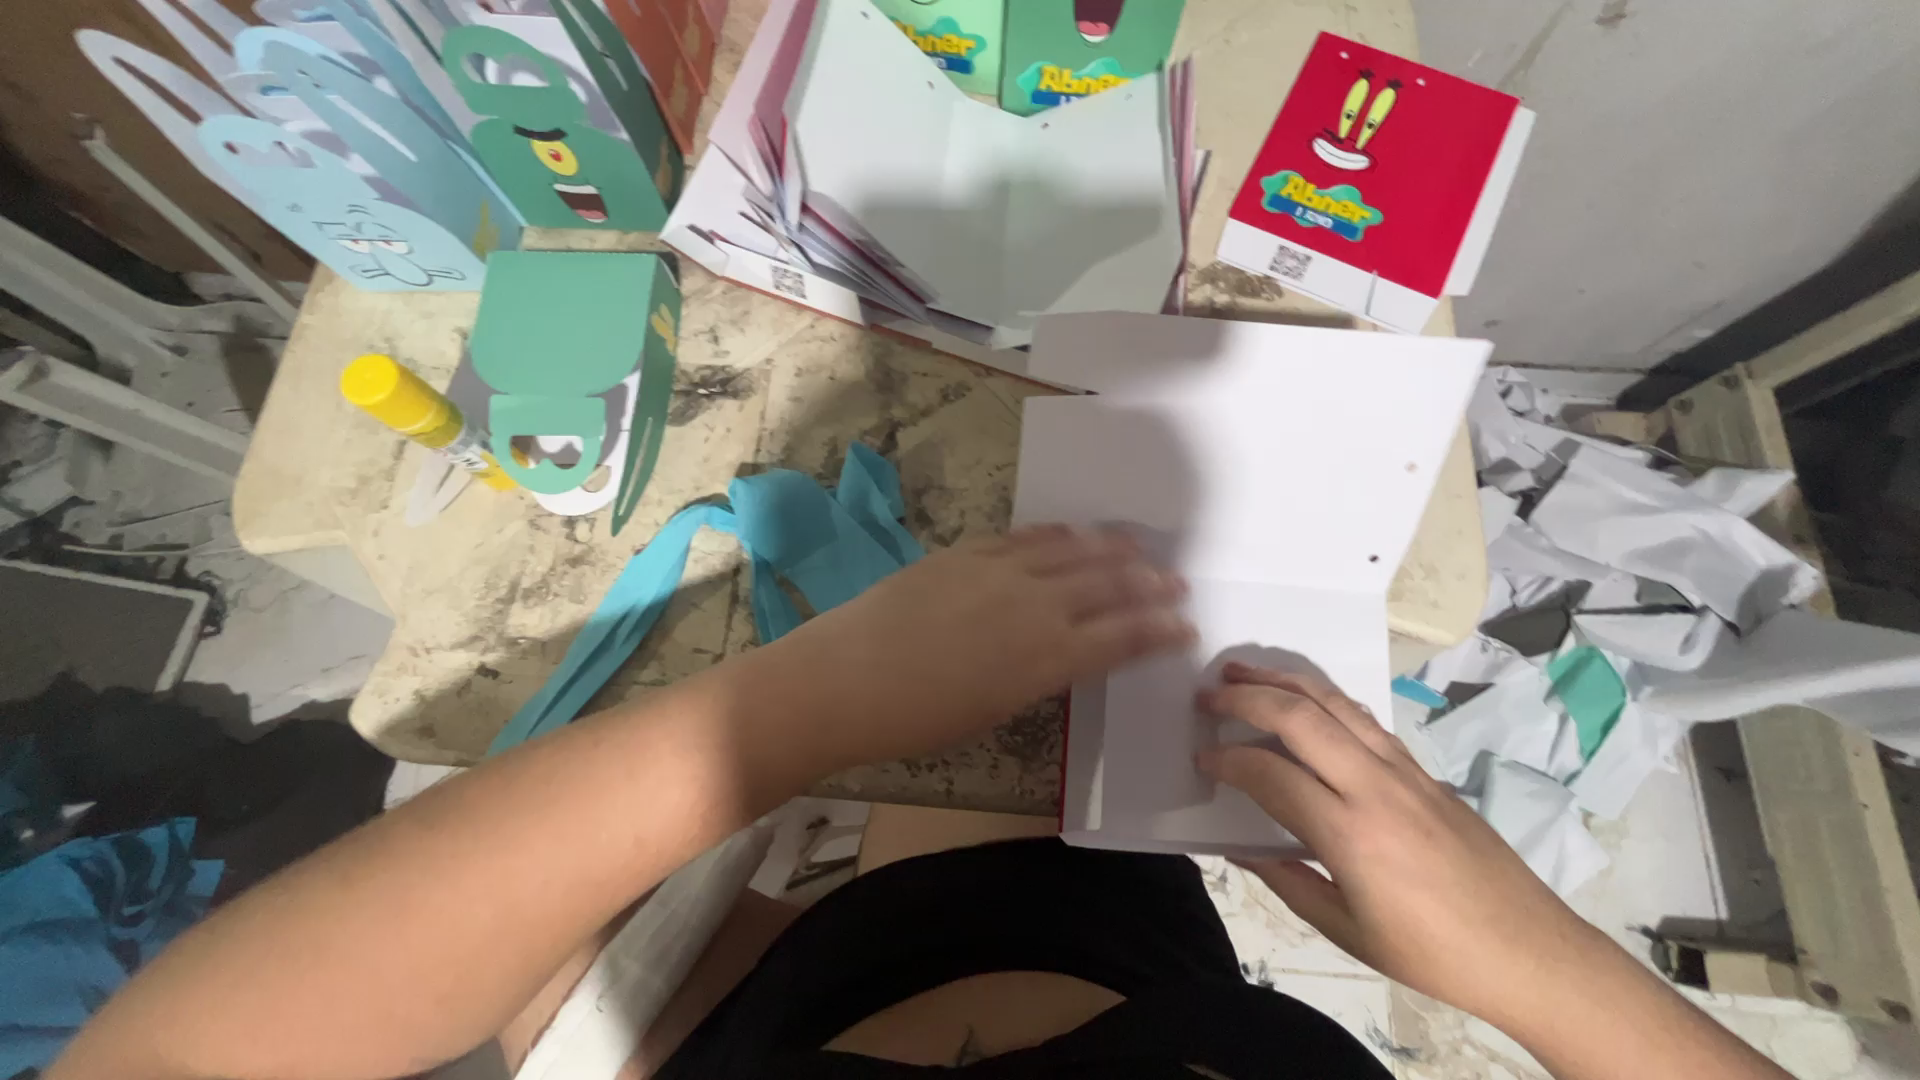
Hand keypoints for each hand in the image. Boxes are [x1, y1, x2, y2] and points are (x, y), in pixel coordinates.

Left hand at [755, 525, 1194, 772]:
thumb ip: (1036, 676)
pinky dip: (1056, 535)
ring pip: (1071, 553)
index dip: (1159, 630)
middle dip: (1147, 583)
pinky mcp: (967, 553)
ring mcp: (1000, 572)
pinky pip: (1025, 538)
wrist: (842, 681)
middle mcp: (1035, 607)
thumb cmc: (916, 721)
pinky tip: (1072, 532)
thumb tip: (1059, 653)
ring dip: (1111, 549)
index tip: (1185, 625)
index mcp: (1047, 658)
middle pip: (1107, 586)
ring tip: (1138, 545)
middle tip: (1175, 580)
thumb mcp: (993, 711)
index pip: (1122, 637)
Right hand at [1198, 664, 1615, 1030]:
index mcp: (1350, 834)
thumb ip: (1284, 879)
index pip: (1269, 773)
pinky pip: (1363, 718)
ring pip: (1334, 703)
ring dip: (1282, 680)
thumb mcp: (1345, 929)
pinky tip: (1302, 699)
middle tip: (1206, 696)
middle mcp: (1375, 787)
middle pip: (1298, 717)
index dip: (1226, 760)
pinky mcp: (1423, 770)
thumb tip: (1236, 848)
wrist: (1533, 954)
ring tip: (1241, 670)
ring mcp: (1404, 771)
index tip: (1201, 760)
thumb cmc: (1432, 953)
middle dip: (1244, 697)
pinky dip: (1322, 697)